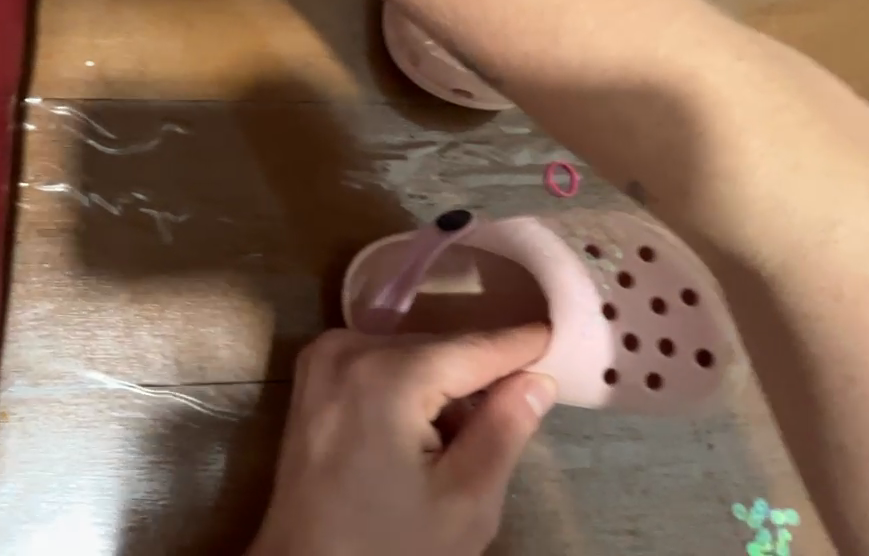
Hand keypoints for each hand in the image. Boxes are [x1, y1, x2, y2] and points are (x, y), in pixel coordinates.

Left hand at [249, 326, 555, 555]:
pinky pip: (378, 360)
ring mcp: (323, 355)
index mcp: (384, 374)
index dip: (518, 344)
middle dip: (478, 372)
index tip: (556, 333)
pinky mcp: (313, 371)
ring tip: (462, 435)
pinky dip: (408, 382)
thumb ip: (503, 430)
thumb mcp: (464, 503)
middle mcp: (347, 346)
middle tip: (521, 401)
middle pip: (436, 348)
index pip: (469, 348)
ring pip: (408, 352)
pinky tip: (422, 428)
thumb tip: (537, 378)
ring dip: (442, 381)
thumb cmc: (390, 547)